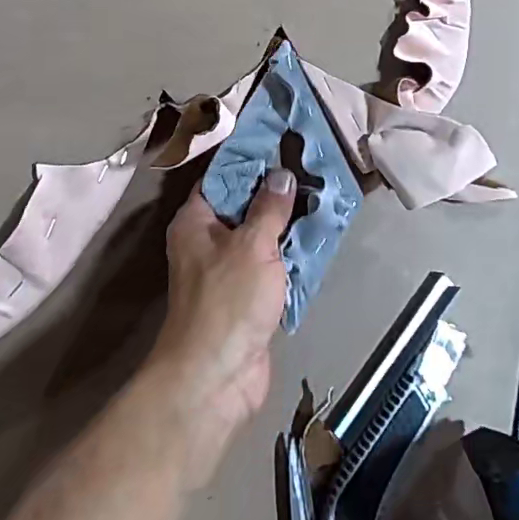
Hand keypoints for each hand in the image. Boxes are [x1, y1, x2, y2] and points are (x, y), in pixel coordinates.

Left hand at [142, 168, 293, 486]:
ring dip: (287, 223)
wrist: (217, 378)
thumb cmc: (227, 302)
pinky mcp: (247, 295)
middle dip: (276, 190)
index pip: (221, 177)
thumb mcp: (252, 246)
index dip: (249, 159)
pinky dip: (291, 252)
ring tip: (322, 194)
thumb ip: (269, 208)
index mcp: (195, 222)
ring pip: (260, 235)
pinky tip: (319, 235)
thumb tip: (281, 174)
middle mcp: (207, 241)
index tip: (281, 141)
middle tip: (311, 165)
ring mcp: (228, 270)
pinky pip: (271, 263)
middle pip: (243, 205)